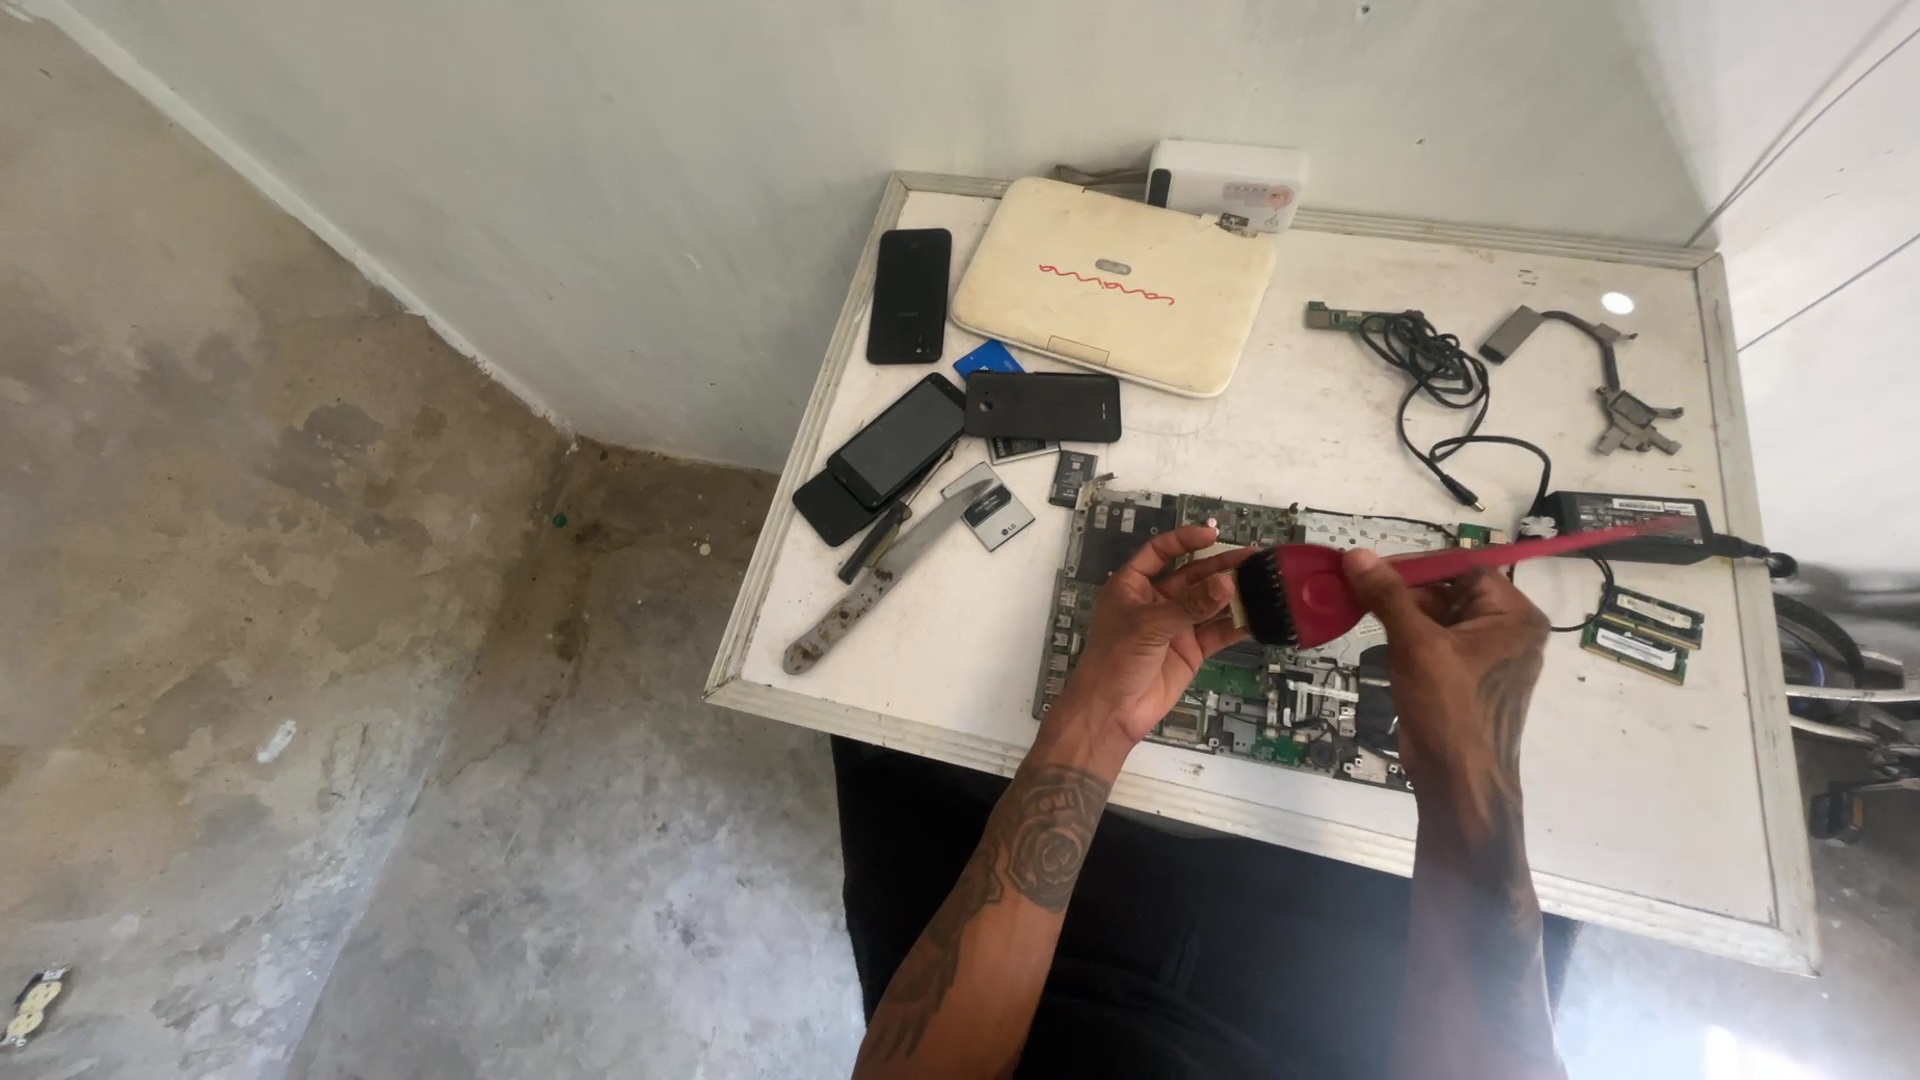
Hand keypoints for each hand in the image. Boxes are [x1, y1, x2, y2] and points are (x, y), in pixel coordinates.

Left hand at [1054, 526, 1254, 744]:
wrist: (1111, 710)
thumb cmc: (1115, 659)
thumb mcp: (1148, 625)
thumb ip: (1189, 606)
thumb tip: (1226, 584)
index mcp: (1132, 586)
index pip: (1159, 552)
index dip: (1184, 540)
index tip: (1213, 533)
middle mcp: (1155, 601)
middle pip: (1192, 576)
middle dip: (1221, 567)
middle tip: (1255, 558)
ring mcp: (1175, 625)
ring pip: (1209, 603)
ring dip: (1234, 593)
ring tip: (1266, 582)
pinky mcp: (1191, 650)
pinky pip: (1218, 631)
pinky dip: (1238, 624)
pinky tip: (1260, 615)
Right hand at [1342, 550, 1548, 813]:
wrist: (1458, 777)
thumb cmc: (1448, 707)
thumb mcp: (1415, 644)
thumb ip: (1388, 595)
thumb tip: (1357, 554)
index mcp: (1513, 617)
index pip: (1463, 569)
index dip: (1416, 565)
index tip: (1370, 569)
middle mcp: (1507, 631)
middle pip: (1448, 591)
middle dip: (1403, 592)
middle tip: (1358, 595)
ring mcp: (1487, 656)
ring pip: (1437, 616)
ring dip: (1399, 615)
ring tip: (1362, 617)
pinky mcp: (1465, 675)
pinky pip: (1434, 641)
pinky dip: (1406, 637)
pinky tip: (1380, 643)